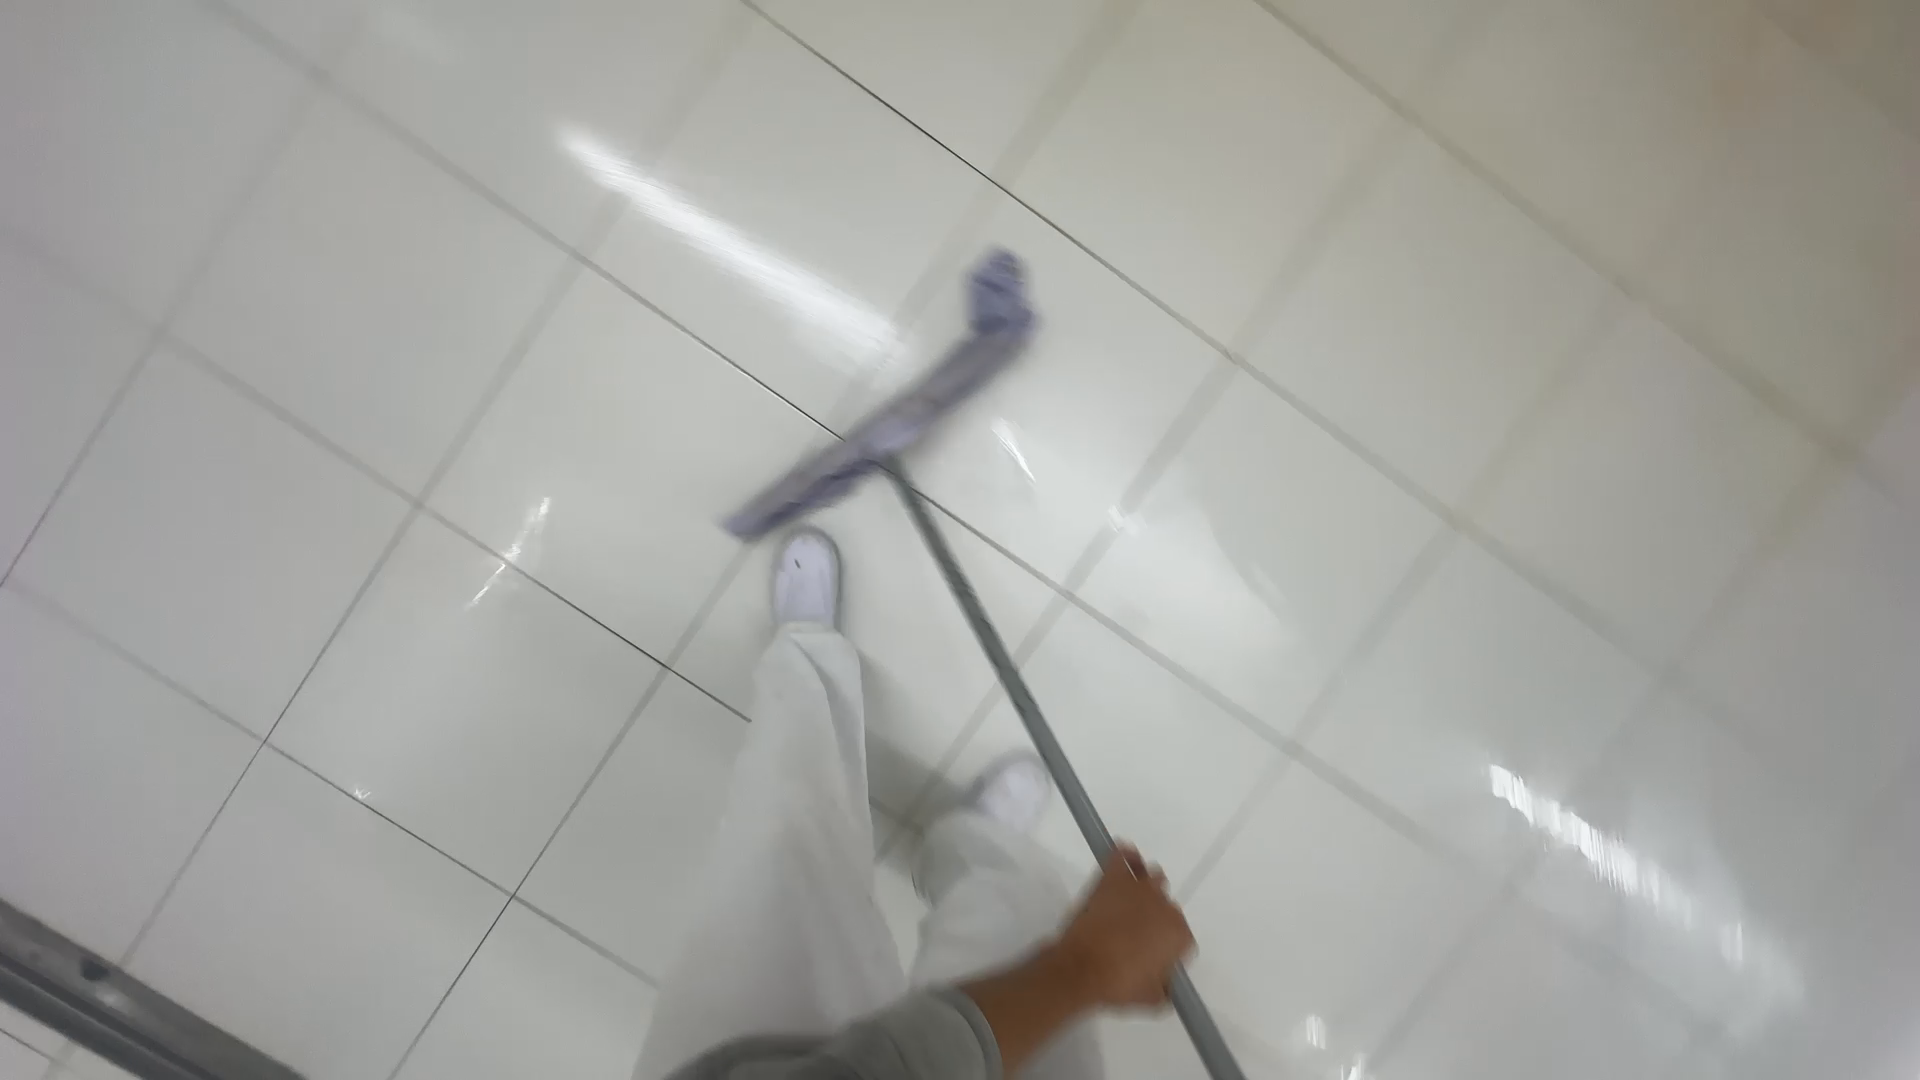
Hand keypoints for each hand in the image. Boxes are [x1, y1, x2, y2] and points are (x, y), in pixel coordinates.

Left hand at [1050, 844, 1194, 1008]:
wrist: (1082, 967)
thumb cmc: (1118, 984)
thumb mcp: (1152, 999)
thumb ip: (1167, 986)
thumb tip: (1165, 981)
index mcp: (1178, 934)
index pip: (1182, 935)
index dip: (1168, 945)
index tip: (1154, 953)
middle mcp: (1164, 905)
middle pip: (1167, 905)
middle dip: (1156, 916)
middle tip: (1137, 931)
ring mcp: (1138, 886)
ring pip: (1152, 877)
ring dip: (1145, 887)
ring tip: (1129, 902)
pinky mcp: (1113, 876)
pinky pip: (1124, 854)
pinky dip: (1126, 855)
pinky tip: (1124, 862)